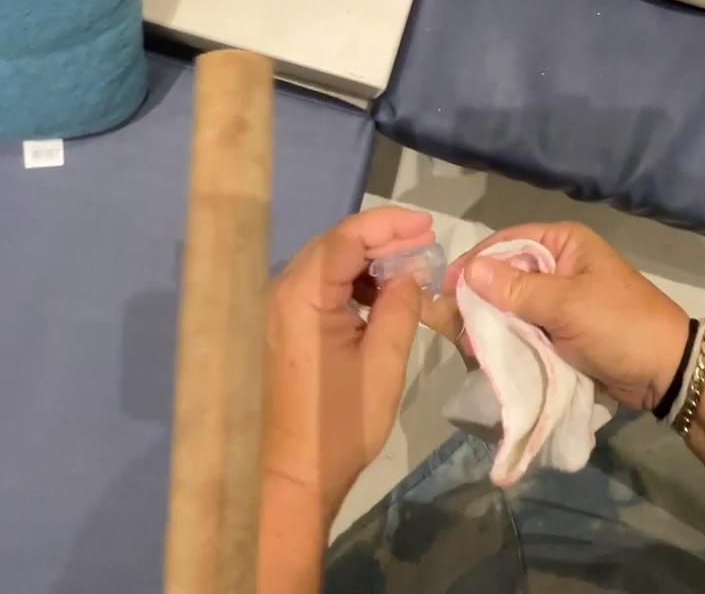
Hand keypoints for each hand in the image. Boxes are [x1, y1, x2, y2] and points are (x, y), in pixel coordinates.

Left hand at [264, 205, 434, 515]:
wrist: (289, 479)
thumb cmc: (339, 424)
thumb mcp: (383, 363)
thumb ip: (400, 306)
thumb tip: (411, 271)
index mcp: (303, 296)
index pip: (348, 236)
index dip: (391, 223)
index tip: (428, 226)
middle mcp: (281, 292)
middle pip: (335, 244)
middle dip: (383, 237)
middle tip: (425, 243)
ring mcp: (276, 309)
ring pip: (327, 262)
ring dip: (368, 259)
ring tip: (409, 266)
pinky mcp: (280, 325)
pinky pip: (318, 286)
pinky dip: (350, 282)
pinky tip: (379, 294)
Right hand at [442, 221, 690, 410]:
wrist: (666, 373)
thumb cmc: (620, 326)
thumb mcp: (567, 305)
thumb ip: (517, 289)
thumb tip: (470, 270)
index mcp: (563, 243)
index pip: (507, 242)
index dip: (475, 263)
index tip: (447, 290)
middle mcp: (558, 264)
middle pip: (504, 275)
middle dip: (479, 300)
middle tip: (454, 326)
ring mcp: (558, 299)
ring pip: (510, 305)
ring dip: (490, 324)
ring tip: (469, 346)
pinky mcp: (559, 329)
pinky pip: (522, 328)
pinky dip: (505, 340)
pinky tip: (487, 355)